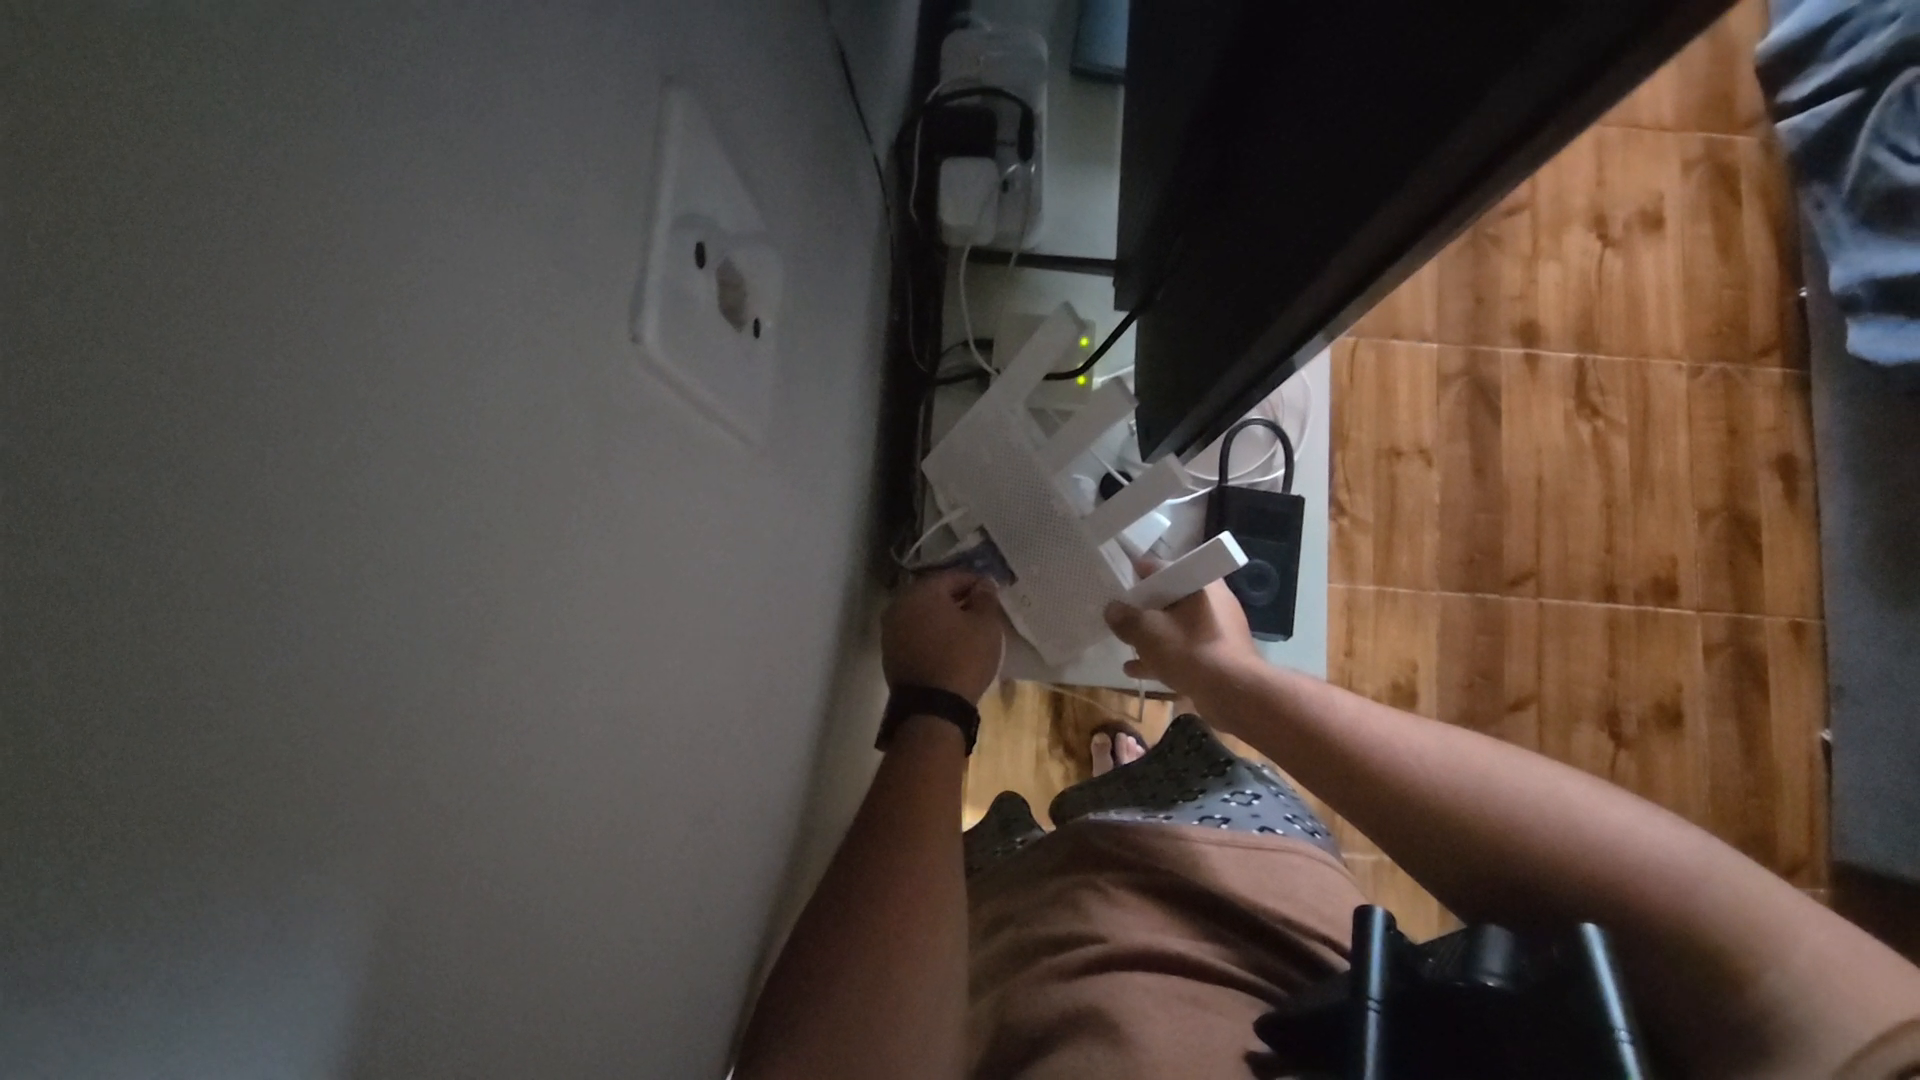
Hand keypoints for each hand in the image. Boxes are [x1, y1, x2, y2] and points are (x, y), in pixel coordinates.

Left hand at [882, 570, 1005, 703]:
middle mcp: (899, 605)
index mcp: (921, 592)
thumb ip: (985, 598)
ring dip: (943, 617)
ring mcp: (890, 630)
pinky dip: (931, 634)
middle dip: (957, 599)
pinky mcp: (890, 653)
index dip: (975, 582)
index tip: (992, 593)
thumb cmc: (963, 659)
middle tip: (980, 611)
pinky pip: (914, 634)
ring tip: (966, 630)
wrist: (932, 708)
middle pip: (934, 594)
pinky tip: (948, 646)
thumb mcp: (985, 625)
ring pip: (922, 614)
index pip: (952, 576)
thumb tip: (983, 584)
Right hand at [1104, 576, 1261, 698]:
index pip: (1162, 568)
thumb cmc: (1189, 651)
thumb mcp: (1146, 631)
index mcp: (1199, 583)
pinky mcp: (1218, 655)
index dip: (1136, 575)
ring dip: (1151, 636)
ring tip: (1124, 644)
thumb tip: (1112, 609)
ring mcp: (1217, 630)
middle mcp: (1213, 600)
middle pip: (1169, 599)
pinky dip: (1162, 656)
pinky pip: (1184, 649)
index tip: (1117, 584)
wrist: (1233, 693)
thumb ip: (1124, 618)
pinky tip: (1136, 670)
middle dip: (1143, 609)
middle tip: (1121, 616)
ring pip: (1176, 626)